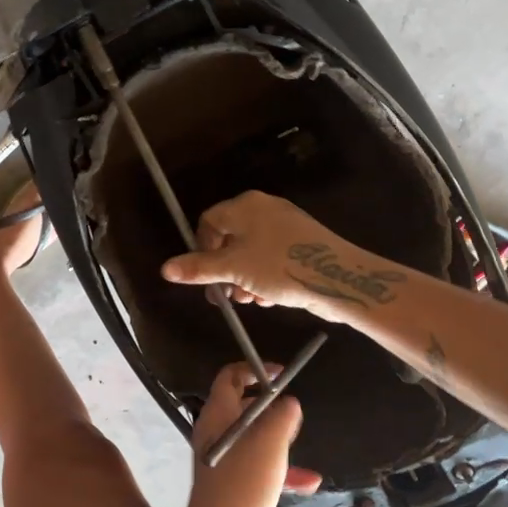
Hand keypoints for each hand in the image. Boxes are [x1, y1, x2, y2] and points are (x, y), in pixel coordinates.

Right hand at [159, 191, 363, 322]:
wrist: (342, 279)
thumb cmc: (281, 267)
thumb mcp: (234, 270)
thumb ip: (198, 268)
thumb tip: (164, 268)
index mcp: (245, 206)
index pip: (208, 222)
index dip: (201, 250)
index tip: (207, 277)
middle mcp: (264, 209)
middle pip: (229, 239)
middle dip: (224, 270)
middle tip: (227, 296)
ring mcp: (286, 226)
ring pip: (251, 251)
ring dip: (243, 278)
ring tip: (250, 300)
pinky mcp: (303, 244)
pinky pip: (272, 257)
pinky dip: (264, 276)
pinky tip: (269, 298)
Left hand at [187, 362, 321, 506]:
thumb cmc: (244, 482)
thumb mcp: (270, 443)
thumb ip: (281, 417)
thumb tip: (288, 402)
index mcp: (218, 413)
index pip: (230, 376)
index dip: (255, 368)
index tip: (283, 373)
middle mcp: (214, 428)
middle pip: (242, 404)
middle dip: (270, 405)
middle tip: (293, 413)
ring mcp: (219, 453)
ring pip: (252, 435)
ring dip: (279, 438)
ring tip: (301, 444)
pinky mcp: (227, 477)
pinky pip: (255, 462)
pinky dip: (278, 466)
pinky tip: (309, 481)